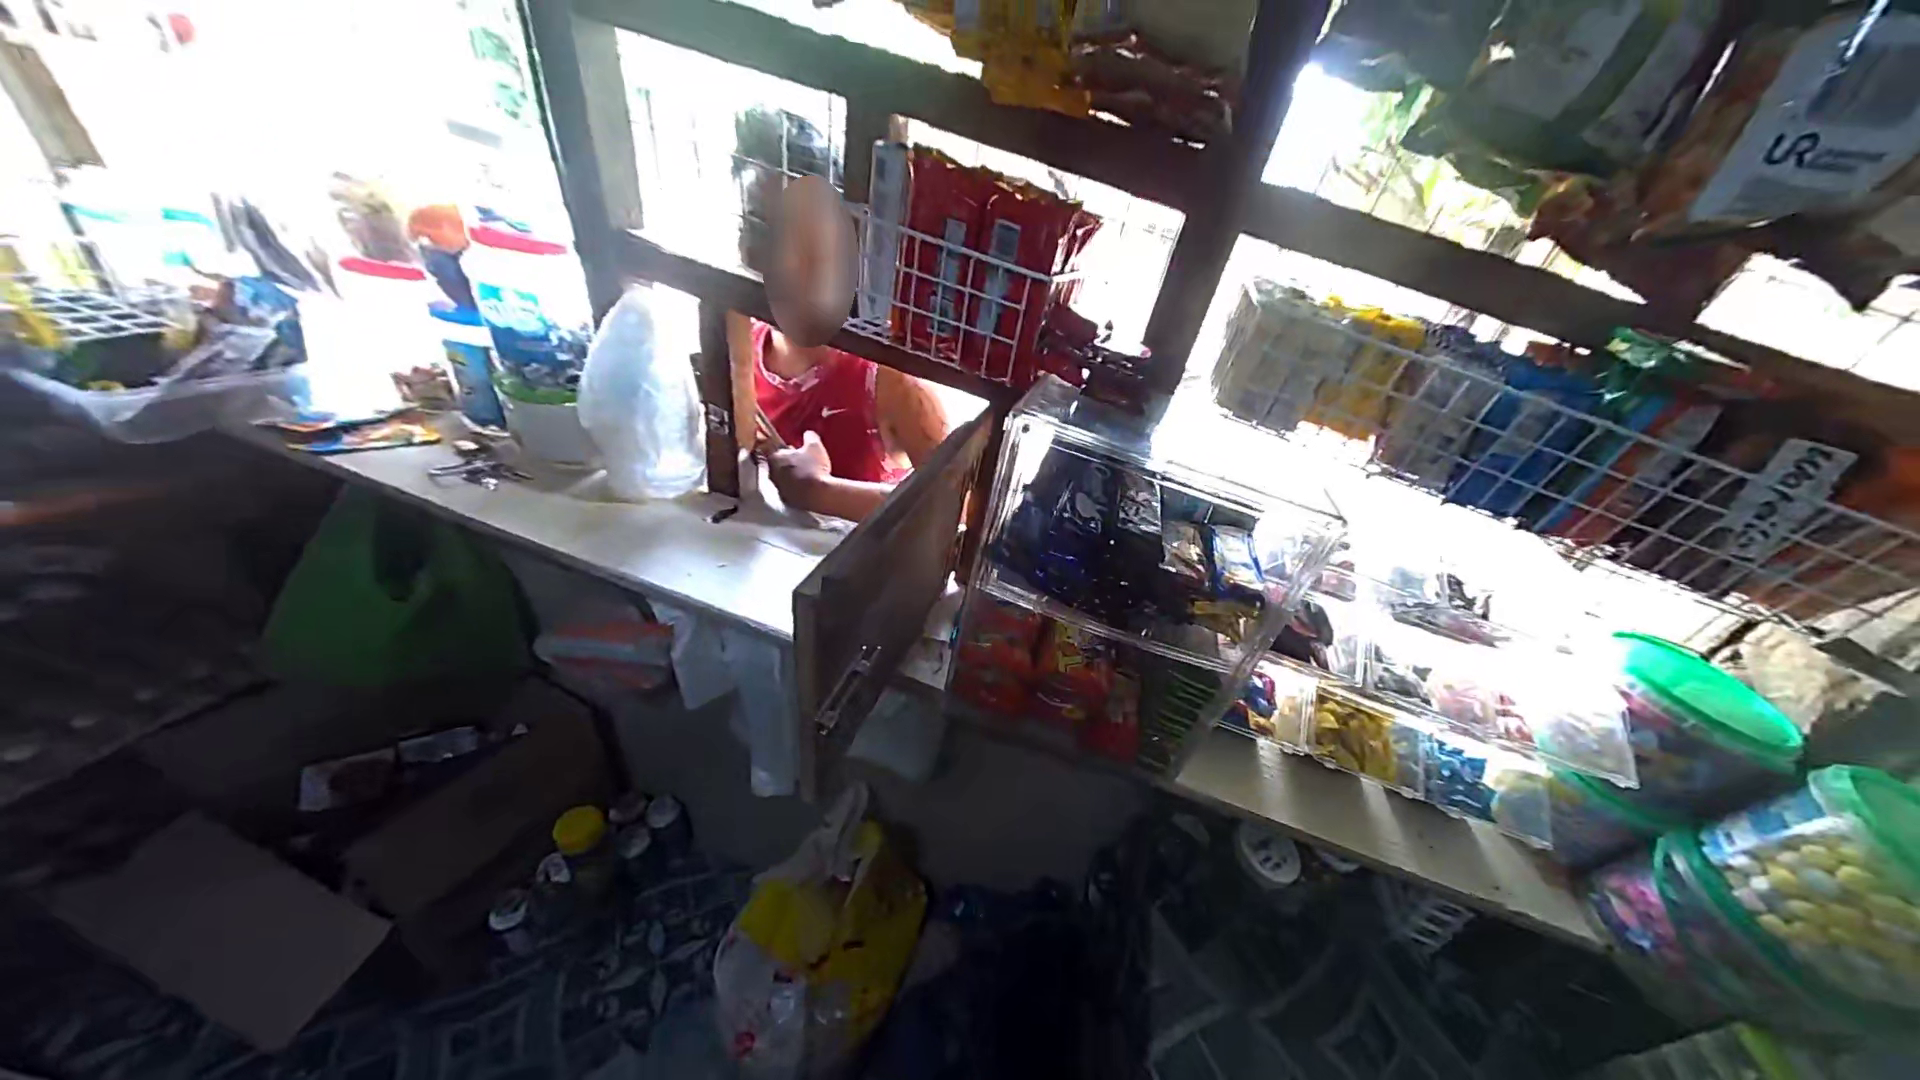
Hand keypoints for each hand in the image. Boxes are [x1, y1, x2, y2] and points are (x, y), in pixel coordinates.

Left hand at [765, 429, 831, 507]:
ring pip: (781, 478)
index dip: (778, 447)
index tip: (786, 447)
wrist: (818, 495)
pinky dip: (794, 488)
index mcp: (774, 457)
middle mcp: (771, 473)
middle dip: (785, 462)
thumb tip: (808, 434)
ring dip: (789, 476)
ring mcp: (778, 488)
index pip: (768, 449)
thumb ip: (810, 437)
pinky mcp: (786, 500)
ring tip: (803, 474)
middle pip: (775, 464)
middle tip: (798, 460)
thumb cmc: (814, 467)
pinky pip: (788, 490)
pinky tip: (805, 486)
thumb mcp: (815, 446)